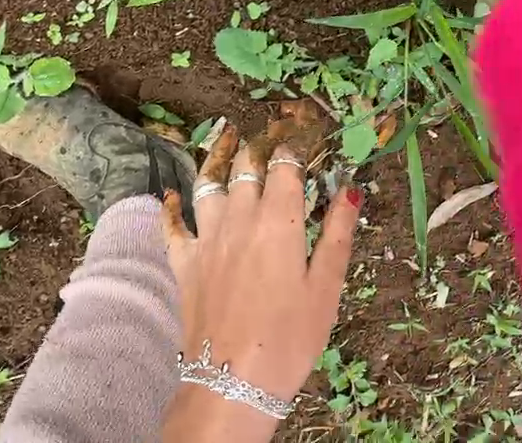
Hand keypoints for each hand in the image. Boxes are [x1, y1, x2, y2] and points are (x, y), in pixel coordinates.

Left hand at [160, 125, 360, 442]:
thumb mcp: (327, 287)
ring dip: (220, 161)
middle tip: (271, 138)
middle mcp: (240, 216)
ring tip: (228, 143)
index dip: (294, 147)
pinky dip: (171, 207)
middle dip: (261, 146)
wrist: (231, 384)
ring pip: (210, 183)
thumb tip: (350, 187)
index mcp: (280, 219)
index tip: (302, 140)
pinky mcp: (184, 262)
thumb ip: (338, 232)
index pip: (285, 165)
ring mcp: (207, 237)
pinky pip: (172, 225)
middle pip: (247, 165)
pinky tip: (170, 195)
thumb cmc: (290, 337)